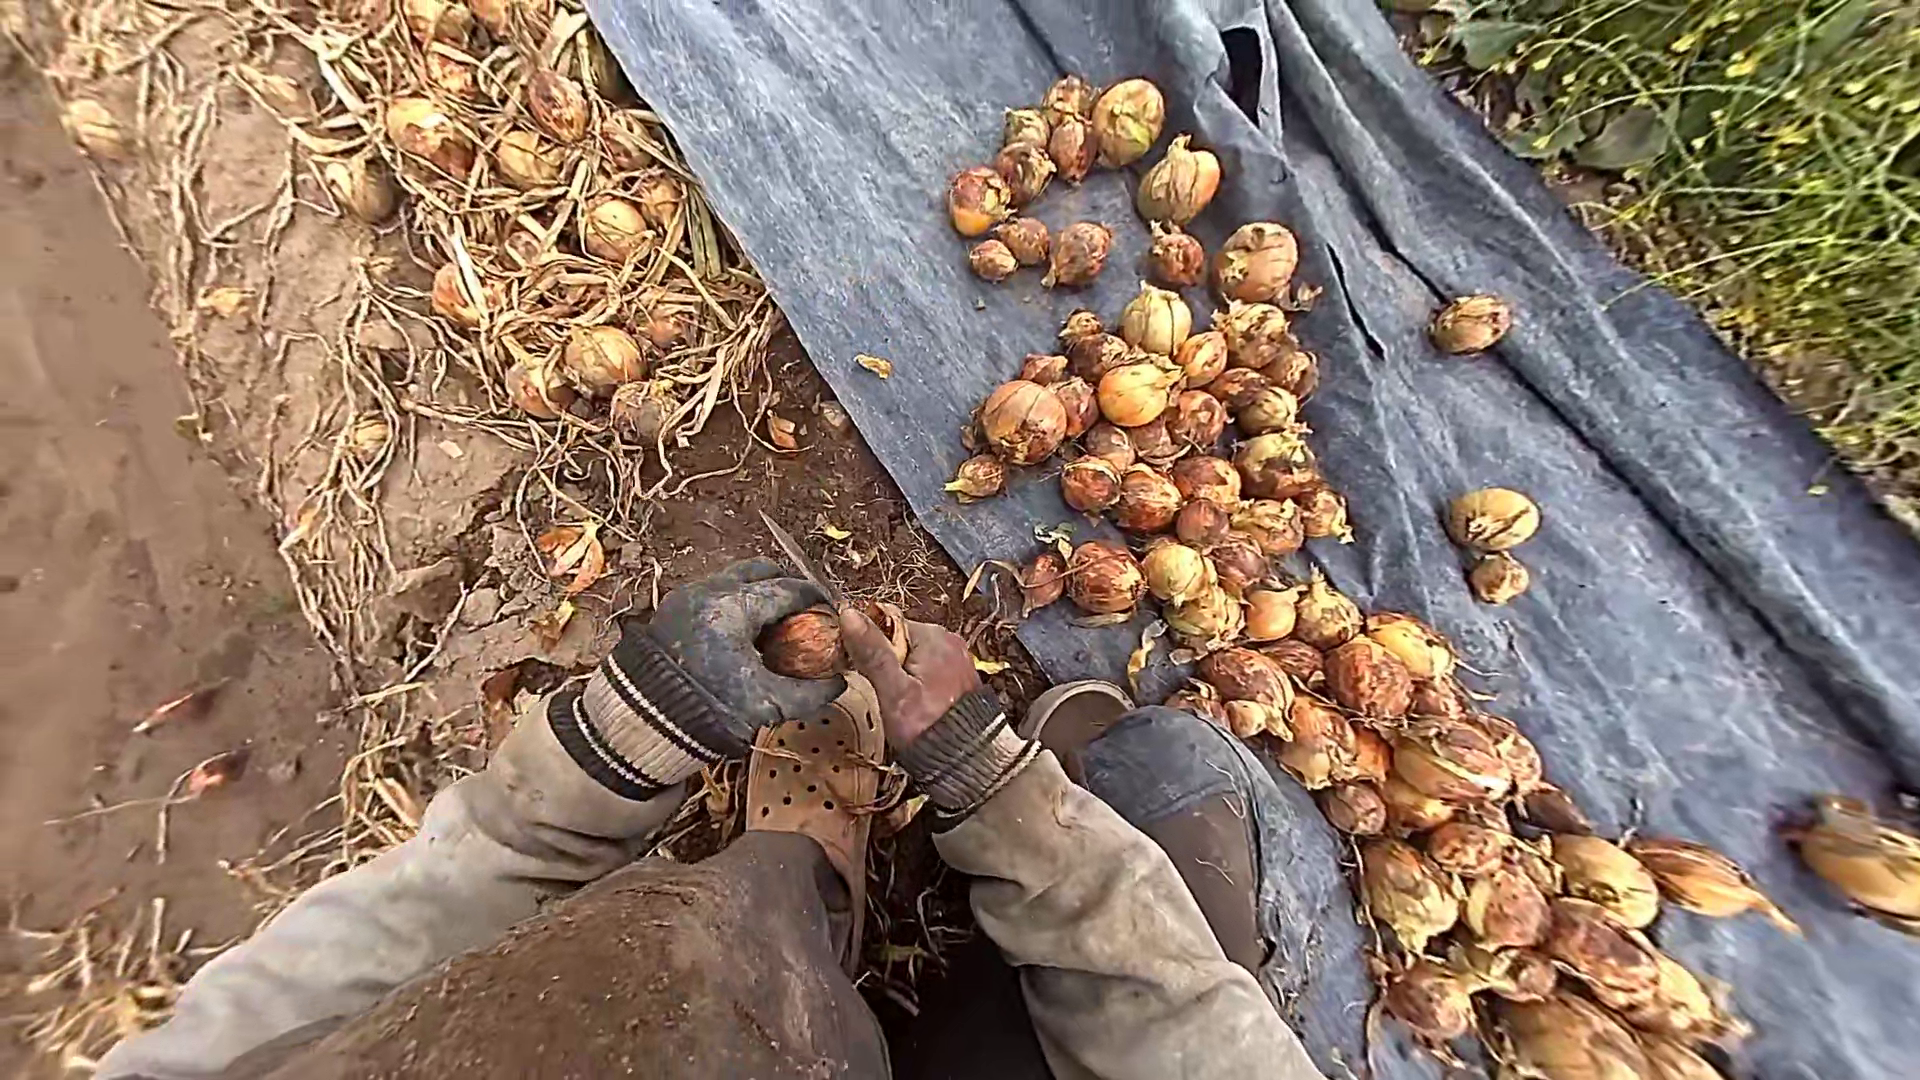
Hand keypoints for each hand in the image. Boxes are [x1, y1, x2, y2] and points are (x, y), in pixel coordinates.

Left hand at [637, 558, 845, 732]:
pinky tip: (746, 627)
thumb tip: (838, 682)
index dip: (816, 598)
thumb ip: (811, 692)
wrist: (640, 727)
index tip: (829, 610)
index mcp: (736, 608)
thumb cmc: (708, 712)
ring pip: (737, 576)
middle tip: (805, 608)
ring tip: (776, 617)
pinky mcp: (674, 607)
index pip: (789, 590)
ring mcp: (689, 595)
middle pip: (763, 570)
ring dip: (761, 589)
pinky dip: (738, 599)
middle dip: (789, 585)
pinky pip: (716, 590)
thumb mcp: (768, 704)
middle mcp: (711, 591)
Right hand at [840, 607, 980, 748]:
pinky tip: (918, 706)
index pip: (889, 625)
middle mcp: (950, 641)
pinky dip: (920, 685)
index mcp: (933, 636)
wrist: (967, 761)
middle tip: (886, 693)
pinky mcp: (961, 677)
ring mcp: (958, 659)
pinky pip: (931, 671)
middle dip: (889, 664)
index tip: (864, 671)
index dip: (870, 647)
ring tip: (902, 704)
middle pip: (903, 640)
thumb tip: (850, 615)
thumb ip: (872, 652)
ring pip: (916, 657)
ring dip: (904, 676)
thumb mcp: (892, 690)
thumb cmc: (927, 726)